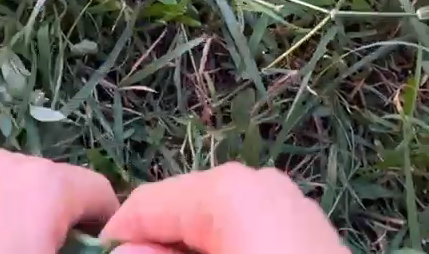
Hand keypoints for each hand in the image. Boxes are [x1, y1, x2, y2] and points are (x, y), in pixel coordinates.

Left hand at [0, 109, 119, 253]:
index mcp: (50, 186)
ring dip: (26, 198)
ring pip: (16, 173)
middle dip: (65, 215)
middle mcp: (16, 163)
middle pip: (58, 184)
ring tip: (17, 238)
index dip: (106, 226)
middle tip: (54, 250)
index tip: (98, 252)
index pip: (100, 191)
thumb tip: (120, 249)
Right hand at [101, 162, 345, 253]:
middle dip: (159, 246)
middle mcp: (257, 182)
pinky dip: (226, 253)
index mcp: (228, 189)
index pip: (148, 202)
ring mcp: (288, 206)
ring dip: (190, 252)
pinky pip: (248, 236)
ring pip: (214, 225)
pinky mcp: (310, 236)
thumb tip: (123, 253)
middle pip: (181, 211)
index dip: (119, 237)